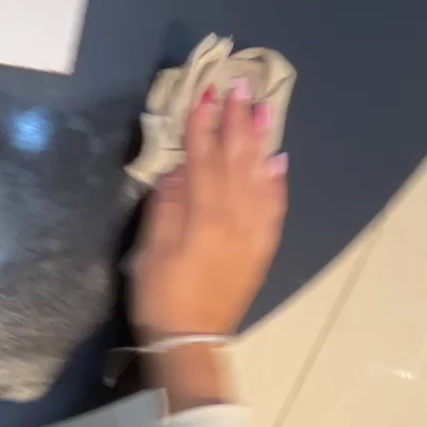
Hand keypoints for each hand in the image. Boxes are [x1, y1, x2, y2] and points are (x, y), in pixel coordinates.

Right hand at [129, 79, 288, 340]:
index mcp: (204, 218)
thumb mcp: (149, 256)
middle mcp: (235, 218)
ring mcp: (253, 232)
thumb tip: (176, 171)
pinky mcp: (260, 248)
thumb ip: (164, 210)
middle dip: (236, 122)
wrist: (190, 341)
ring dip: (260, 141)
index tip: (204, 94)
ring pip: (260, 177)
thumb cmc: (160, 299)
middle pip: (236, 161)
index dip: (202, 127)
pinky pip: (274, 206)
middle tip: (240, 85)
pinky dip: (277, 180)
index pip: (203, 161)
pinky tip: (278, 160)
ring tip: (264, 108)